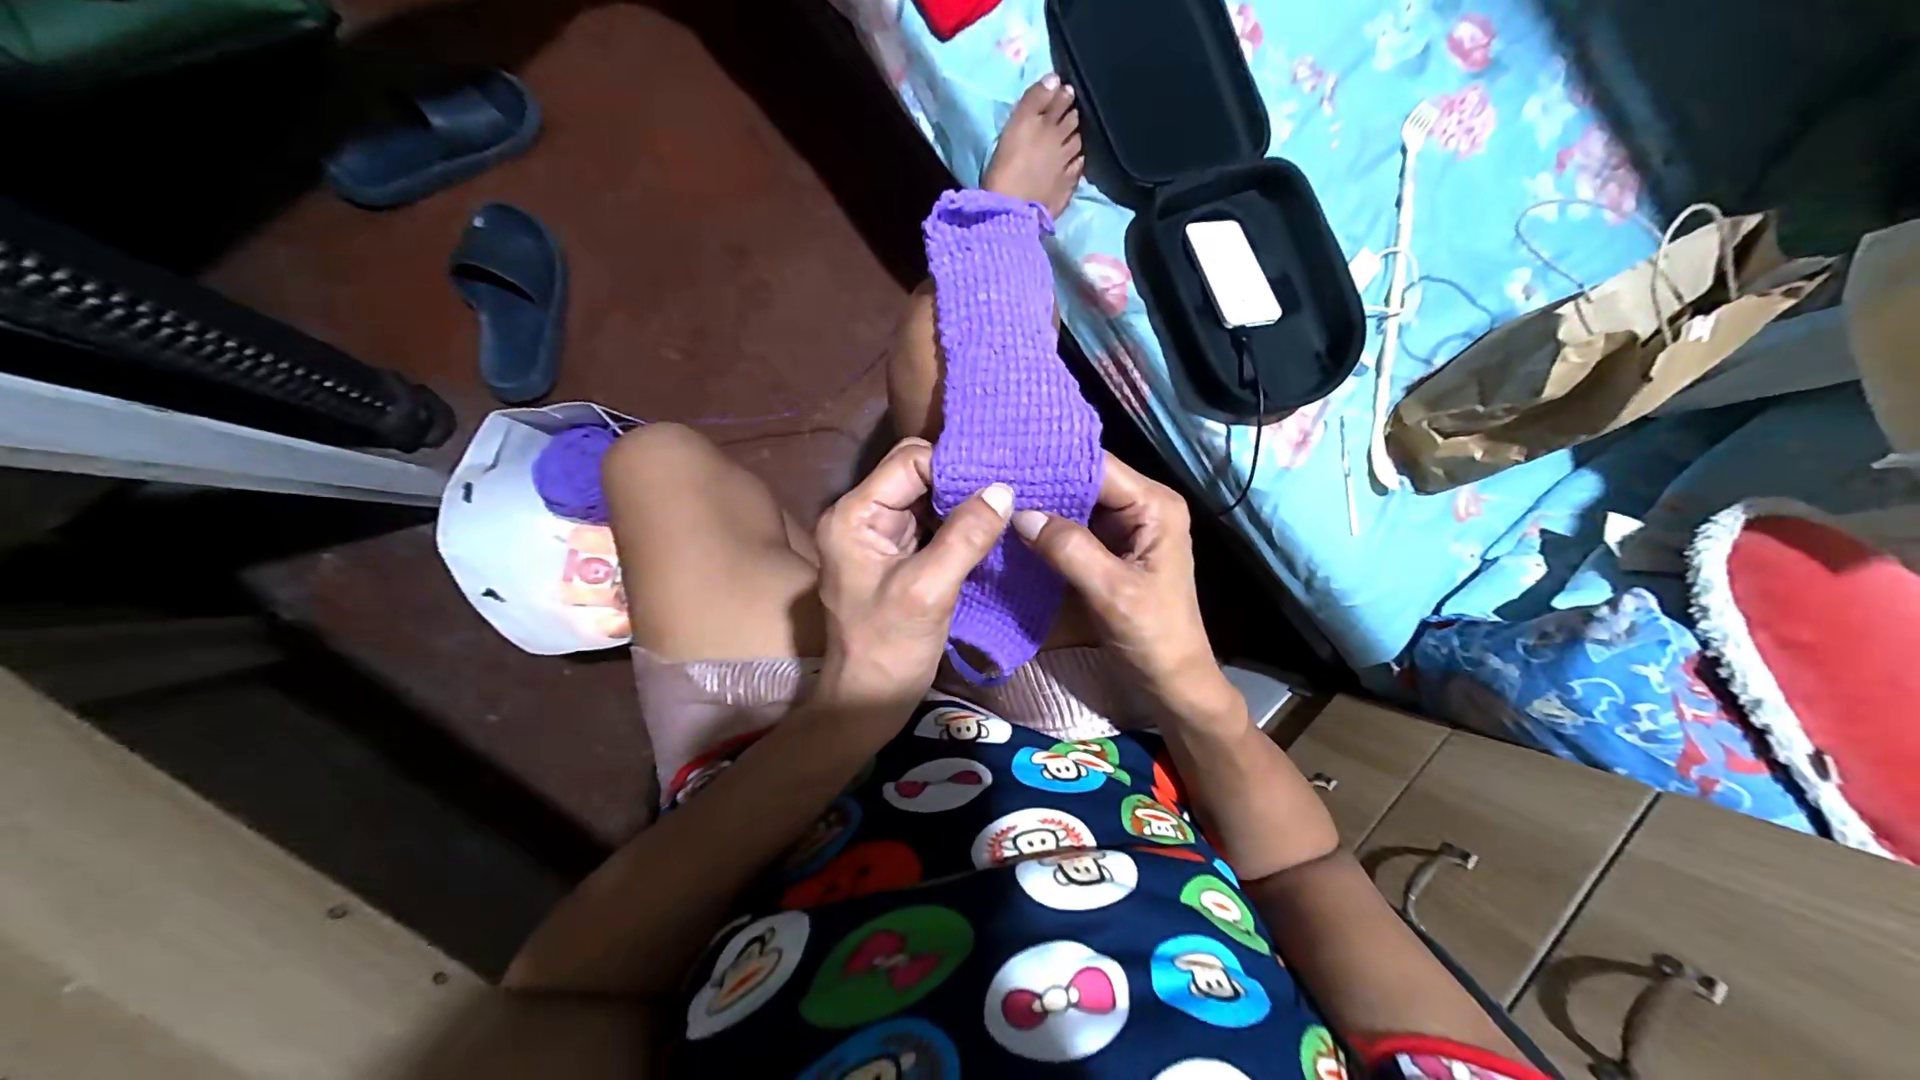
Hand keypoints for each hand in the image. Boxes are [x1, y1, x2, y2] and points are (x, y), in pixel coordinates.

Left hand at [813, 438, 1013, 711]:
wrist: (867, 700)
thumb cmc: (888, 649)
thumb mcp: (928, 591)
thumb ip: (965, 537)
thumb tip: (1004, 489)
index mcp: (854, 515)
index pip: (909, 462)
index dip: (954, 464)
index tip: (1000, 474)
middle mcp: (862, 516)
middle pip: (918, 473)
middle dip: (962, 478)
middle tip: (1010, 485)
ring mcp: (881, 536)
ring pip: (928, 496)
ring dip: (965, 500)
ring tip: (1008, 501)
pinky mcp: (899, 555)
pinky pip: (933, 522)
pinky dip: (961, 522)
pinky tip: (991, 525)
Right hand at [1012, 453, 1243, 728]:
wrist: (1169, 680)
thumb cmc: (1152, 635)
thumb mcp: (1111, 591)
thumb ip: (1068, 548)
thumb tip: (1020, 513)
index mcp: (1154, 506)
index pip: (1097, 467)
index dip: (1053, 462)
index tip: (1006, 460)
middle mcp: (1141, 507)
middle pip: (1083, 481)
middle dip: (1041, 482)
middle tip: (989, 479)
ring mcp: (1123, 528)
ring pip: (1073, 504)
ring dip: (1039, 505)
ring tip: (993, 499)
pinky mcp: (1108, 549)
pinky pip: (1071, 528)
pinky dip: (1045, 529)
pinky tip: (1011, 527)